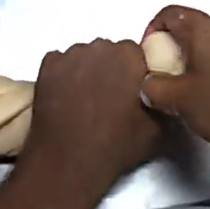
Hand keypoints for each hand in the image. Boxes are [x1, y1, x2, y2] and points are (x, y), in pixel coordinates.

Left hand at [18, 39, 160, 198]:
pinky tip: (64, 98)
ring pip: (84, 56)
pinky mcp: (48, 64)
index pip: (135, 53)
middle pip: (108, 51)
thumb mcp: (156, 130)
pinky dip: (62, 75)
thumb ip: (161, 101)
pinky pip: (59, 62)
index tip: (128, 92)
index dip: (132, 73)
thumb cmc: (115, 145)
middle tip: (107, 98)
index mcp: (130, 56)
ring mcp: (72, 54)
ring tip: (83, 101)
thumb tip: (159, 94)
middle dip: (109, 69)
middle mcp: (101, 46)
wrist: (68, 162)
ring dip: (86, 71)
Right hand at [139, 6, 209, 166]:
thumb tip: (147, 84)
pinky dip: (205, 66)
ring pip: (204, 41)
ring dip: (187, 57)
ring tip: (179, 85)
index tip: (147, 54)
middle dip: (169, 45)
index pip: (170, 12)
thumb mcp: (178, 100)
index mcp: (205, 29)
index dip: (152, 28)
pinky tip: (204, 93)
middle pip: (187, 25)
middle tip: (160, 72)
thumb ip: (154, 87)